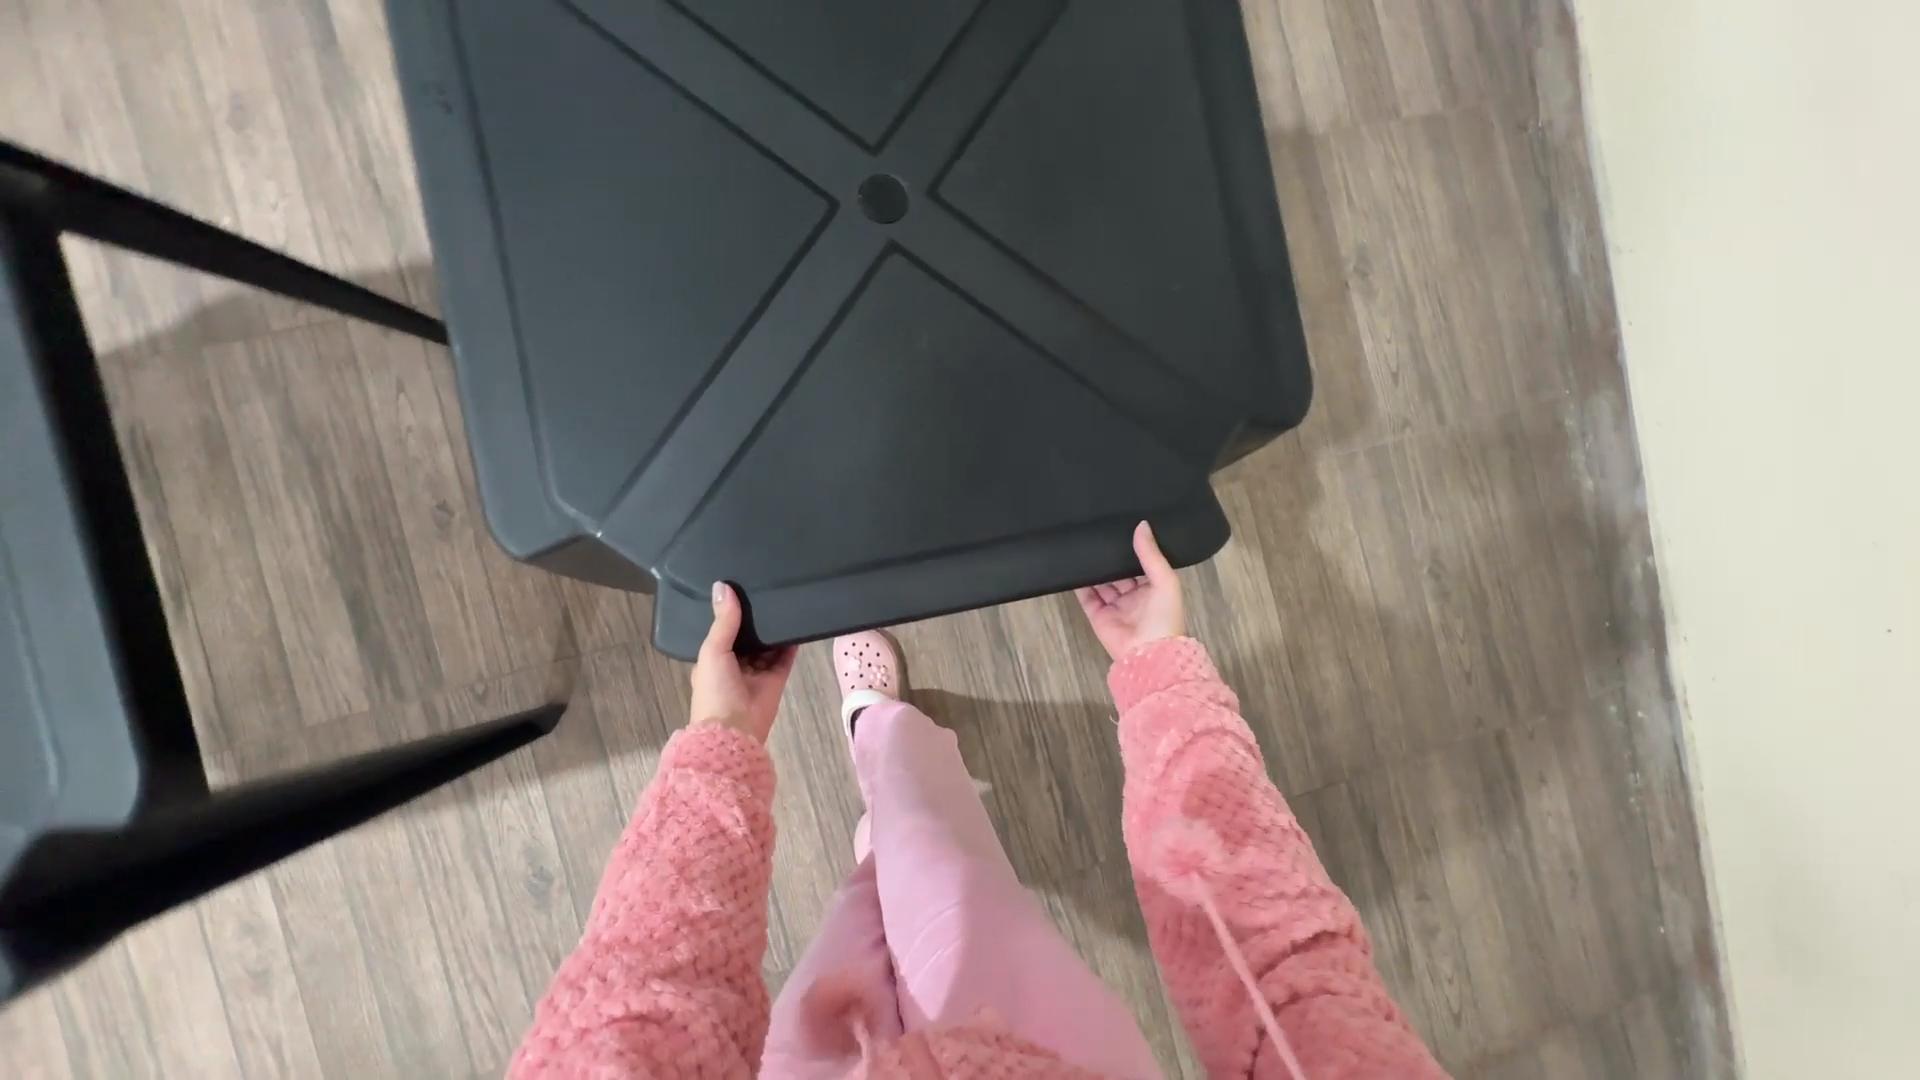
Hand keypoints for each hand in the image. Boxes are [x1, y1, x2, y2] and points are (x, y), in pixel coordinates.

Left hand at [690, 582, 796, 741]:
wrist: (735, 730)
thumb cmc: (715, 689)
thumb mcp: (713, 651)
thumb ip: (723, 621)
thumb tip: (723, 585)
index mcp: (713, 658)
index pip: (722, 630)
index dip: (730, 611)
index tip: (741, 586)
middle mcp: (735, 663)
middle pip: (747, 636)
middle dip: (755, 618)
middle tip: (768, 587)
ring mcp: (757, 671)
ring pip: (767, 645)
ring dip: (774, 628)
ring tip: (784, 599)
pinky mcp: (777, 677)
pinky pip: (786, 656)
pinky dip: (791, 642)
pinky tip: (798, 622)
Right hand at [1076, 521, 1186, 659]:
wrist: (1148, 653)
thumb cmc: (1164, 617)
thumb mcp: (1165, 580)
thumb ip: (1151, 554)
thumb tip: (1142, 525)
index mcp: (1153, 588)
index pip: (1141, 564)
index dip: (1133, 549)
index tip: (1122, 528)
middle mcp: (1133, 596)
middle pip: (1118, 572)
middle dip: (1111, 558)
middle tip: (1099, 534)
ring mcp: (1114, 606)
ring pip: (1102, 582)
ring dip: (1095, 568)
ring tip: (1085, 546)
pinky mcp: (1098, 615)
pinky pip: (1087, 596)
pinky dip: (1080, 584)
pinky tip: (1075, 567)